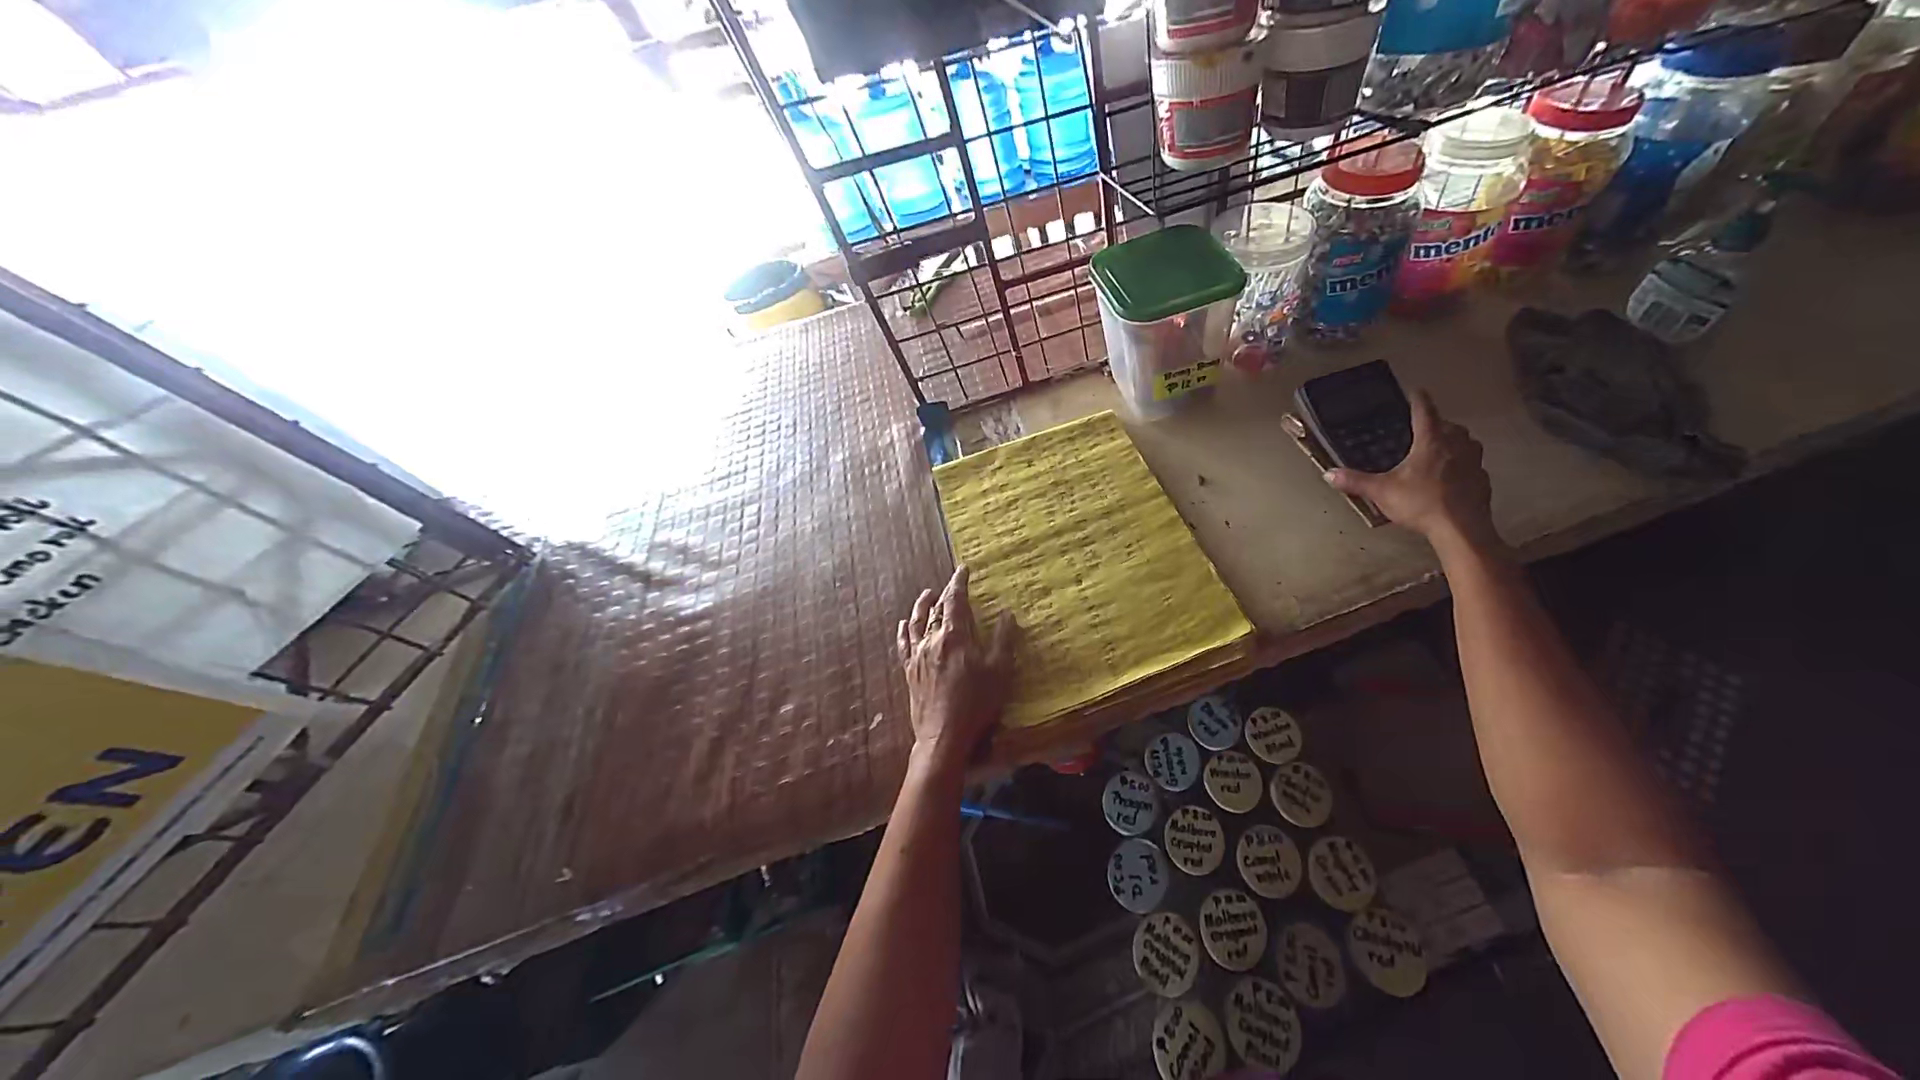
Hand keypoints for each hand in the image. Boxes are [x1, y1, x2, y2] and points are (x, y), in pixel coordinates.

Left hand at [896, 565, 1017, 771]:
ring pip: (916, 623)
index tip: (963, 569)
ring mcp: (918, 656)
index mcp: (955, 636)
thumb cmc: (976, 703)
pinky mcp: (910, 671)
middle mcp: (932, 640)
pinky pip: (904, 644)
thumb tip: (1006, 613)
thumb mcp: (999, 672)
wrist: (943, 735)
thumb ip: (1002, 640)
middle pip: (936, 609)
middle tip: (951, 583)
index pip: (956, 600)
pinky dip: (904, 630)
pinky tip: (903, 625)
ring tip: (926, 595)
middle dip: (945, 593)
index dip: (959, 582)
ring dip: (921, 606)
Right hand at [1323, 391, 1497, 551]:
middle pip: (1449, 425)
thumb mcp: (1382, 492)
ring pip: (1466, 442)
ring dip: (1455, 441)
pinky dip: (1463, 463)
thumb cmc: (1421, 503)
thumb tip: (1328, 474)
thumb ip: (1355, 482)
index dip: (1418, 400)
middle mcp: (1456, 445)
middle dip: (1438, 423)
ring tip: (1441, 448)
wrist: (1461, 529)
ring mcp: (1474, 462)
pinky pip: (1473, 464)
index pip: (1425, 412)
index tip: (1416, 391)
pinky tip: (1453, 475)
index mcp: (1431, 442)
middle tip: (1425, 428)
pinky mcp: (1482, 479)